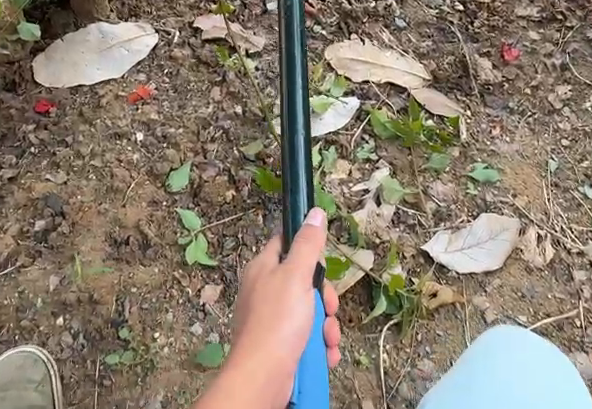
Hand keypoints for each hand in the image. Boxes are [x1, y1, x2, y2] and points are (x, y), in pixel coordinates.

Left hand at [210, 208, 340, 408]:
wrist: (262, 380)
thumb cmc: (277, 322)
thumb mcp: (296, 275)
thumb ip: (307, 244)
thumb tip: (314, 212)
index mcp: (263, 268)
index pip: (286, 244)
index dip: (307, 251)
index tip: (320, 265)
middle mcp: (266, 291)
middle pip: (304, 282)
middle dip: (324, 300)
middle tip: (329, 310)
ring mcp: (273, 321)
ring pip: (310, 313)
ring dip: (326, 328)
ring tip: (328, 340)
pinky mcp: (281, 347)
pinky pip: (307, 339)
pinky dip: (319, 348)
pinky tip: (325, 356)